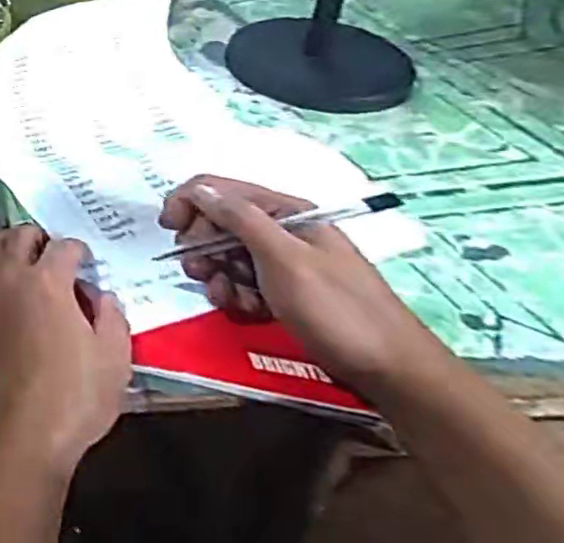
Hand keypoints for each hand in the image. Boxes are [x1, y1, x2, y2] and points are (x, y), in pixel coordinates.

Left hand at [0, 226, 130, 470]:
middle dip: (41, 238)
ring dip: (9, 242)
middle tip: (56, 255)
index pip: (64, 247)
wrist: (24, 423)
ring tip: (27, 257)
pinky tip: (2, 275)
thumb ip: (112, 317)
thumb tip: (102, 296)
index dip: (80, 251)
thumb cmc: (74, 393)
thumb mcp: (114, 358)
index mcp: (48, 281)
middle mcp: (11, 274)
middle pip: (20, 234)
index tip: (87, 262)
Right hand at [159, 176, 451, 396]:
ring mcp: (282, 261)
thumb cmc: (339, 310)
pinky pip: (240, 281)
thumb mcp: (285, 259)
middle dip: (200, 246)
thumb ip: (240, 219)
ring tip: (229, 299)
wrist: (394, 374)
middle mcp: (281, 230)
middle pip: (216, 222)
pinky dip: (235, 295)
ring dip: (217, 275)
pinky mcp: (281, 290)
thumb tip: (199, 189)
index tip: (169, 229)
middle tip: (200, 271)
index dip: (186, 202)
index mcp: (285, 212)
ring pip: (223, 254)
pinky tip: (246, 310)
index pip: (217, 189)